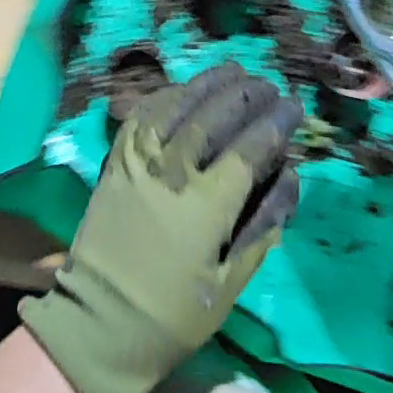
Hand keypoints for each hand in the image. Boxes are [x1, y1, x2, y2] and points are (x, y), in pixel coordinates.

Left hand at [20, 64, 303, 392]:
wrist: (99, 320)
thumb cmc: (172, 313)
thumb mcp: (231, 283)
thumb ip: (264, 225)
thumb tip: (289, 176)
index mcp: (206, 206)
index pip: (251, 146)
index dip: (276, 122)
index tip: (294, 106)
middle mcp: (172, 171)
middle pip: (215, 115)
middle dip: (247, 94)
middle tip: (267, 86)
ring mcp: (137, 160)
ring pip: (177, 104)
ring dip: (208, 83)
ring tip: (233, 72)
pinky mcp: (114, 160)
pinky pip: (141, 114)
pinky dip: (166, 95)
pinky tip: (183, 89)